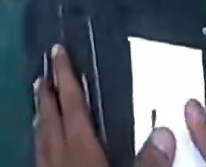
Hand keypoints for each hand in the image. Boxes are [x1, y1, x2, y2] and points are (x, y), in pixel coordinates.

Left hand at [35, 44, 174, 166]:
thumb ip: (149, 160)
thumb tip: (165, 133)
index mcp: (79, 145)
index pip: (71, 102)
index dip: (65, 75)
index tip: (57, 50)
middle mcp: (58, 154)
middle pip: (49, 116)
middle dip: (47, 93)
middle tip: (43, 73)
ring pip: (40, 137)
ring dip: (42, 118)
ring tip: (39, 104)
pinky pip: (39, 156)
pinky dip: (41, 144)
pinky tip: (44, 147)